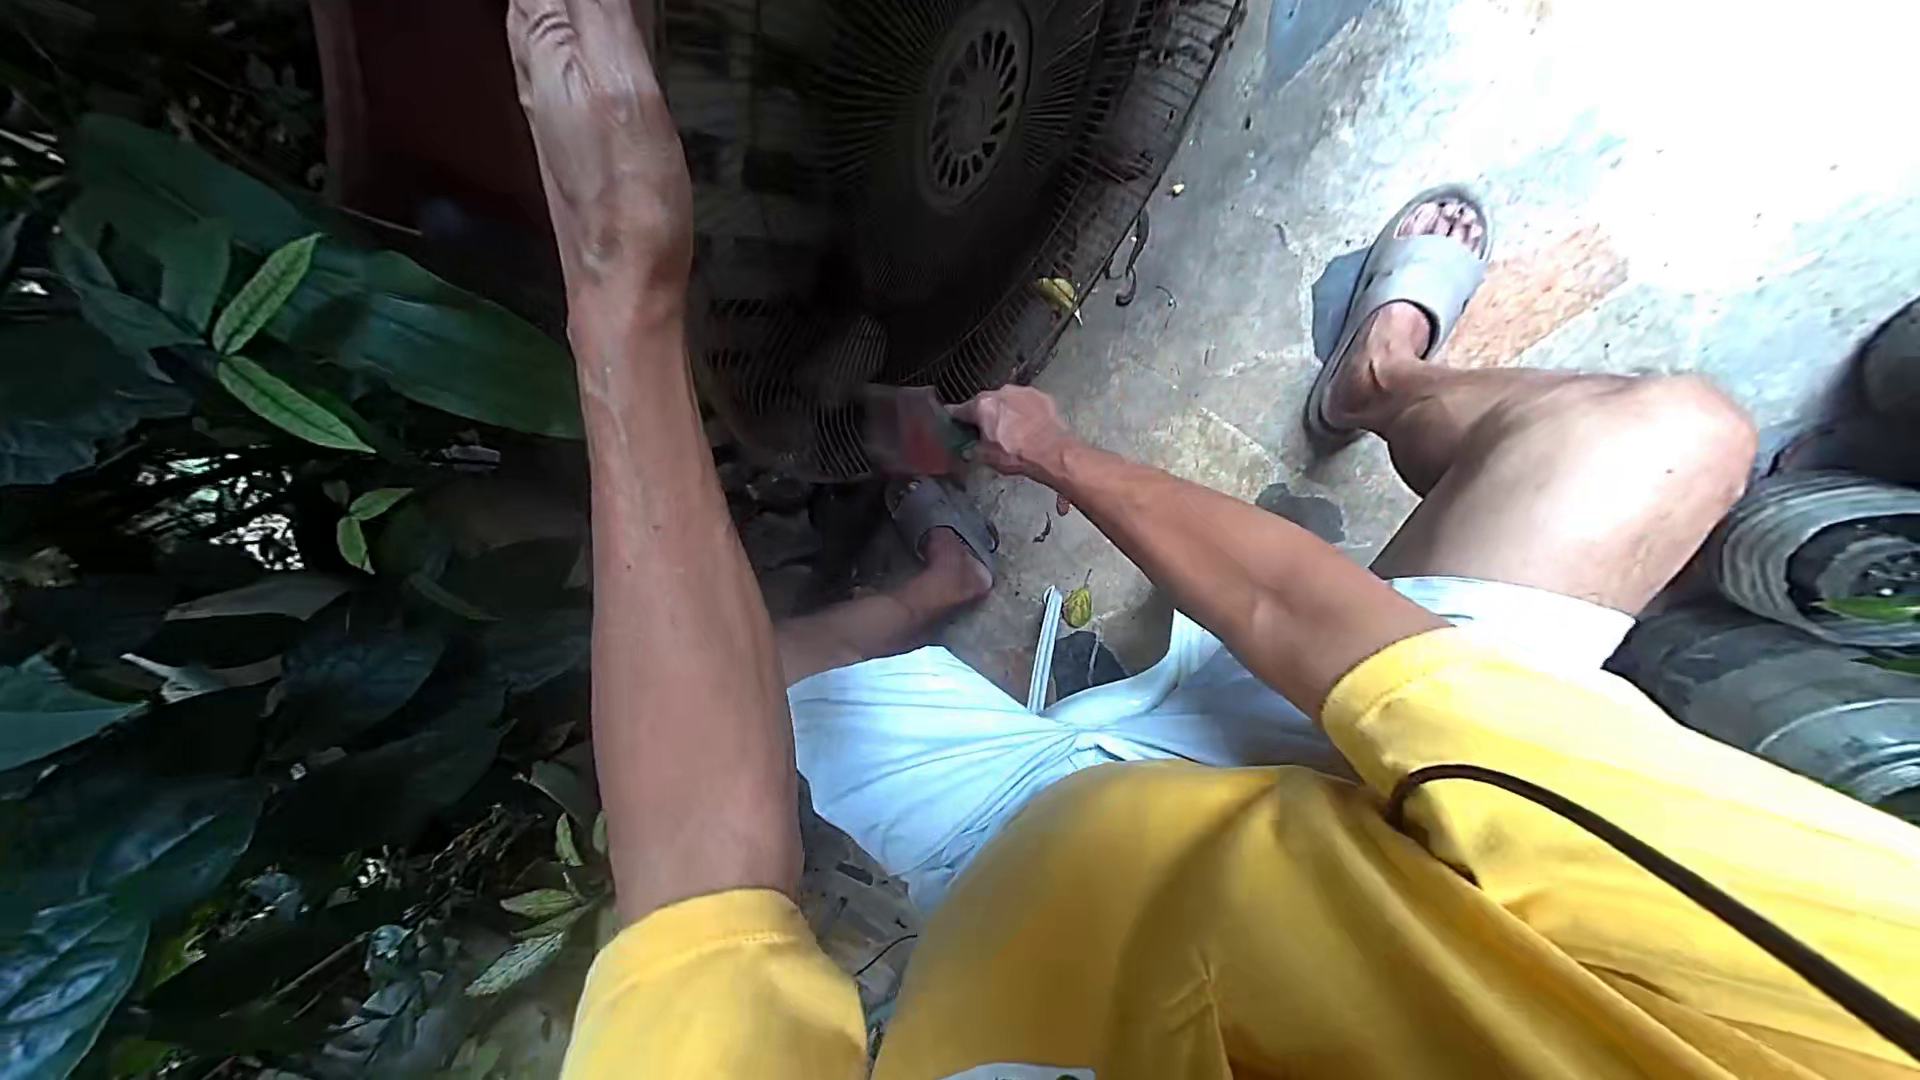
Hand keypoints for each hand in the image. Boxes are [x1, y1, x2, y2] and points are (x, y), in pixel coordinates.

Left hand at [507, 0, 691, 319]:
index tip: (627, 3)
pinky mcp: (578, 138)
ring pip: (551, 18)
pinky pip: (573, 56)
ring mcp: (553, 103)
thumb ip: (601, 10)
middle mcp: (533, 62)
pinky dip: (590, 34)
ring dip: (581, 12)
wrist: (626, 286)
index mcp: (539, 38)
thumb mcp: (624, 88)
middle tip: (630, 8)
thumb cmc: (632, 198)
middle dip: (583, 4)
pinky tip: (612, 40)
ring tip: (623, 14)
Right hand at [953, 386, 1077, 479]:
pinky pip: (1023, 402)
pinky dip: (1021, 411)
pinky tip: (1026, 427)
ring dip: (1003, 412)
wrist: (1054, 452)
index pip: (958, 410)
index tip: (955, 427)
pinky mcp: (1040, 395)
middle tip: (987, 435)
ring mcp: (1021, 391)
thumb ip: (971, 450)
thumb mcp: (987, 459)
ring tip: (1010, 432)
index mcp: (982, 406)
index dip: (955, 421)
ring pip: (1004, 400)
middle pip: (982, 404)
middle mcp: (1000, 392)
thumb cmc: (1019, 455)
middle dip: (982, 417)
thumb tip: (966, 450)